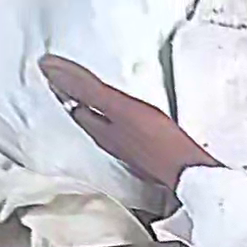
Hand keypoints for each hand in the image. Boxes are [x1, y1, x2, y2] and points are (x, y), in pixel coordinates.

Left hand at [38, 54, 220, 187]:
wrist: (200, 181)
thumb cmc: (164, 146)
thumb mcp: (122, 110)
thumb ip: (87, 89)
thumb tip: (46, 66)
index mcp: (103, 133)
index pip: (76, 108)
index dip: (68, 92)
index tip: (61, 77)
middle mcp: (117, 149)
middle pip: (94, 125)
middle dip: (87, 109)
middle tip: (81, 92)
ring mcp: (140, 161)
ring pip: (116, 138)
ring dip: (111, 125)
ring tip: (109, 112)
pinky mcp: (161, 168)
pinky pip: (138, 148)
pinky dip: (133, 138)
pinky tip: (140, 136)